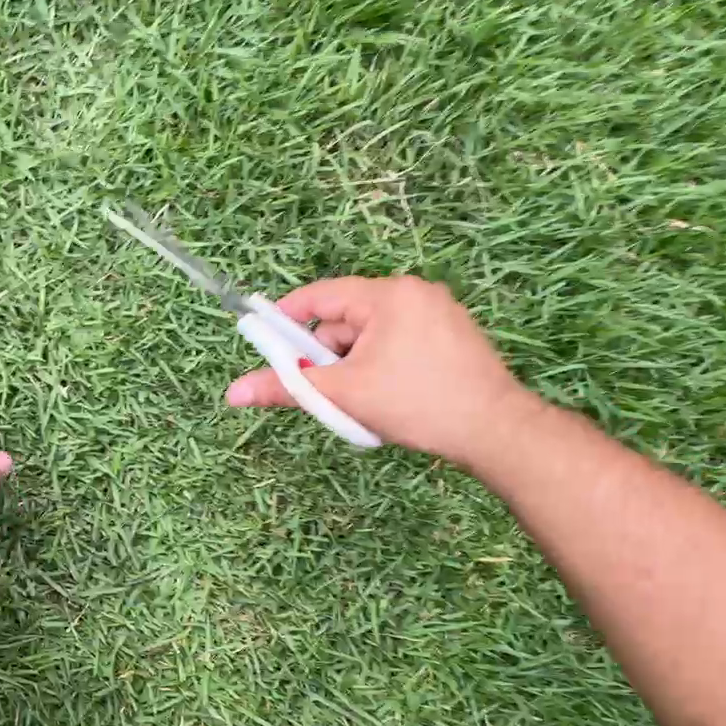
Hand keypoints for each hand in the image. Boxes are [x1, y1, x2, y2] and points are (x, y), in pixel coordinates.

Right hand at [224, 275, 543, 462]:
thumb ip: (284, 387)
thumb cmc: (415, 402)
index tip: (262, 343)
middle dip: (323, 357)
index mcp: (388, 296)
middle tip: (320, 390)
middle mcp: (413, 295)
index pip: (320, 296)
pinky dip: (373, 370)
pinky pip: (391, 347)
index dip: (284, 318)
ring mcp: (435, 315)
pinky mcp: (448, 338)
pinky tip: (380, 399)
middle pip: (341, 322)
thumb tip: (233, 392)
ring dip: (348, 369)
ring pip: (365, 340)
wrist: (493, 430)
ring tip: (356, 403)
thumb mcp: (340, 394)